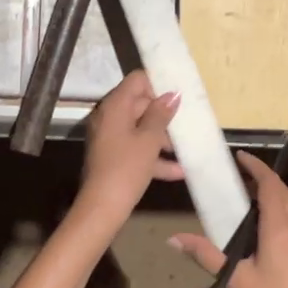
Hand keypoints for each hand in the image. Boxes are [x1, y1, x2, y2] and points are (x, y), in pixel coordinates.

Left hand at [78, 71, 182, 219]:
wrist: (102, 206)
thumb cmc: (127, 168)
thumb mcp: (149, 140)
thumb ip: (161, 115)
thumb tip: (172, 95)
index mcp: (115, 106)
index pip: (137, 80)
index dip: (157, 85)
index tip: (178, 97)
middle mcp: (109, 117)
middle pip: (139, 104)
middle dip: (163, 115)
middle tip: (185, 125)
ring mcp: (109, 137)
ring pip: (139, 129)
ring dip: (161, 138)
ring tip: (184, 150)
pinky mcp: (112, 156)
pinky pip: (135, 148)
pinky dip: (153, 156)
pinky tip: (178, 171)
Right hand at [168, 151, 287, 287]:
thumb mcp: (237, 281)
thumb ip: (206, 255)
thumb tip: (174, 239)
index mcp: (282, 229)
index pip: (271, 186)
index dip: (257, 168)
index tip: (241, 157)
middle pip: (284, 194)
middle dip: (263, 182)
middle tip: (239, 179)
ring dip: (273, 200)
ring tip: (247, 204)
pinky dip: (280, 218)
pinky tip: (264, 234)